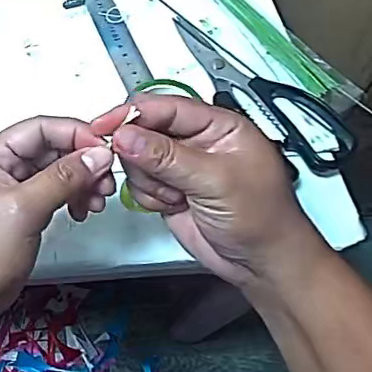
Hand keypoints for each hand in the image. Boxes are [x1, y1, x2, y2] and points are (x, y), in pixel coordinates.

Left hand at [0, 116, 115, 347]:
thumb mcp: (25, 209)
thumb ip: (63, 178)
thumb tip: (98, 154)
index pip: (41, 128)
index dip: (76, 134)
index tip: (104, 150)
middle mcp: (2, 166)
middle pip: (53, 147)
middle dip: (83, 162)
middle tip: (106, 182)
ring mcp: (13, 188)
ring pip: (58, 170)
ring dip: (82, 181)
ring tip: (97, 202)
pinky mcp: (24, 209)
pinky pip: (56, 191)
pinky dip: (74, 197)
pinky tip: (83, 212)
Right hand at [88, 94, 327, 289]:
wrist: (262, 264)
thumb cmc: (263, 218)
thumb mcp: (215, 180)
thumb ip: (167, 157)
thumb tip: (128, 135)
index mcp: (219, 125)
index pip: (168, 107)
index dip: (135, 113)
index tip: (108, 124)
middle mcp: (198, 141)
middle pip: (147, 130)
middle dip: (140, 151)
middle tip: (145, 169)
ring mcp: (183, 167)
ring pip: (139, 158)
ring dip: (148, 179)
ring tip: (175, 195)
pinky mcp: (171, 190)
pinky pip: (141, 184)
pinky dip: (149, 196)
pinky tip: (173, 205)